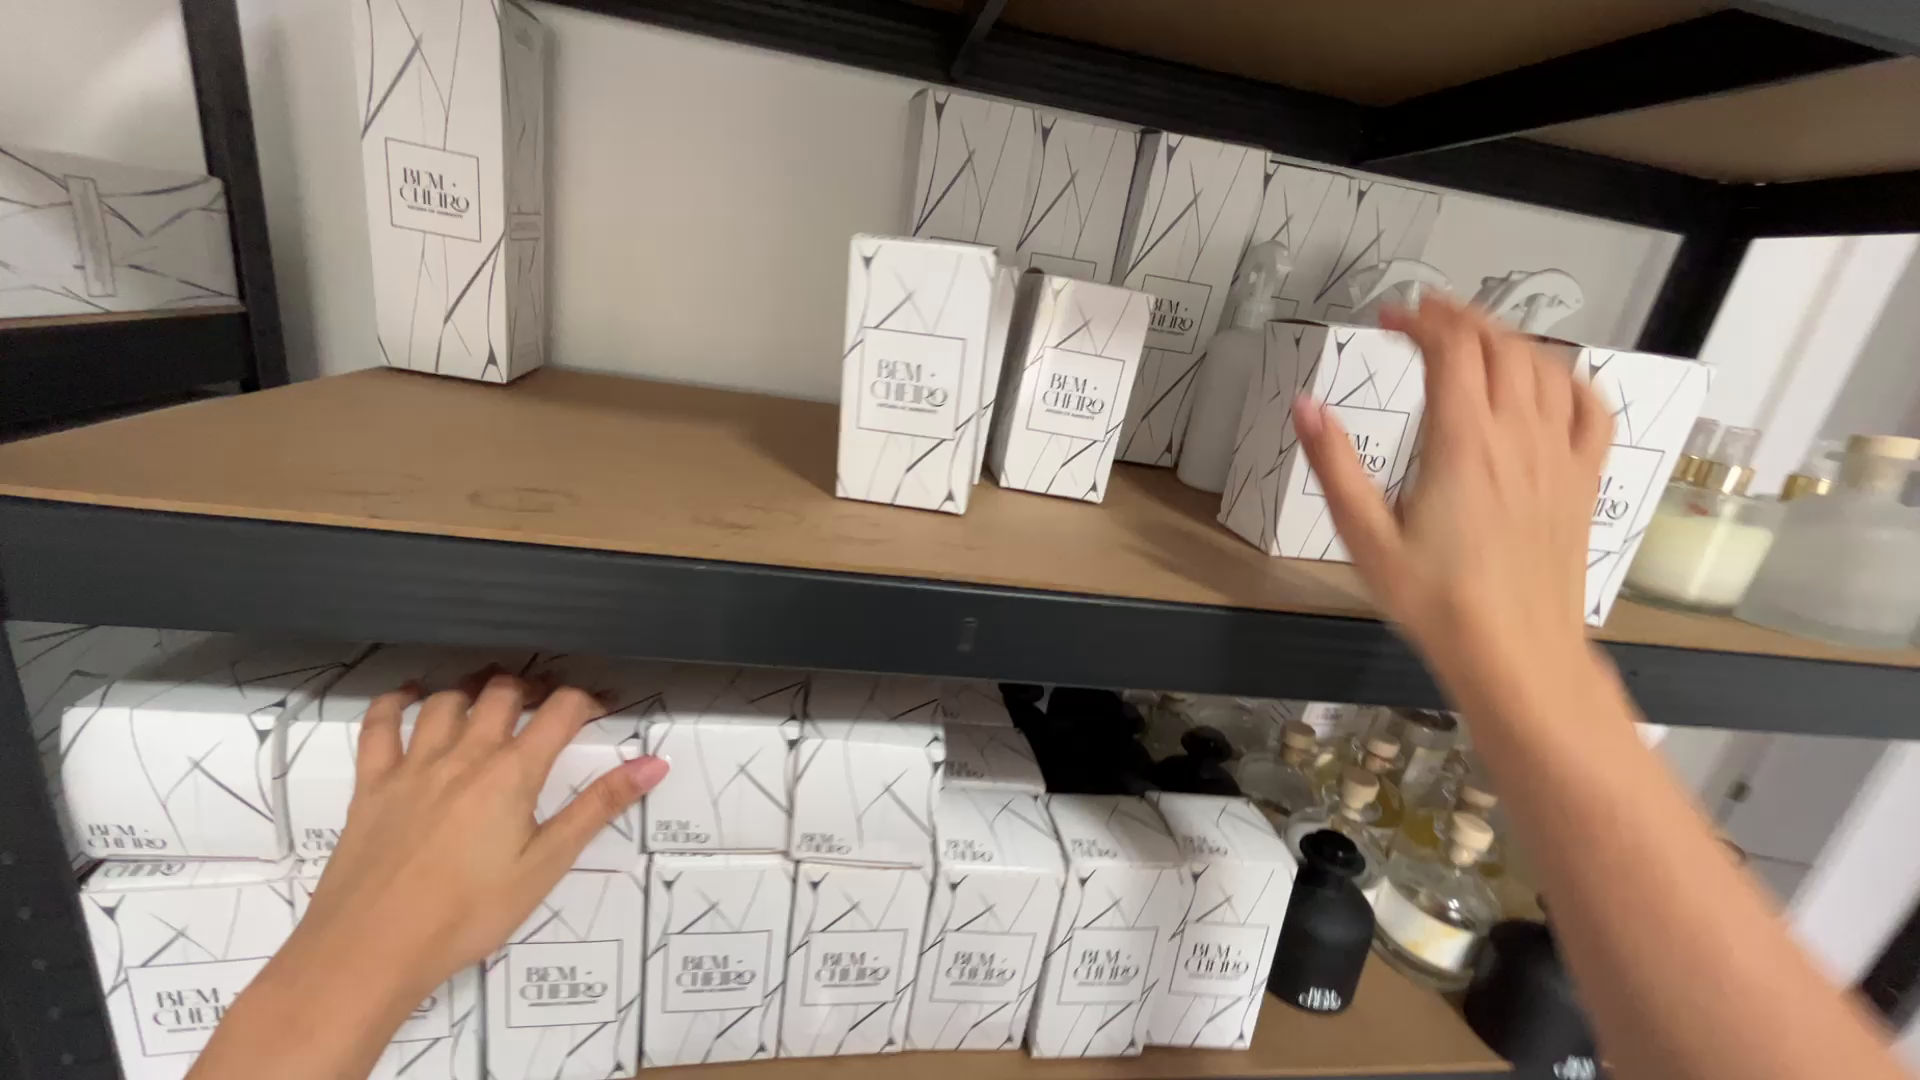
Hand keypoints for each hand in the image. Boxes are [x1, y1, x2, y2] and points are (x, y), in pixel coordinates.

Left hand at [291, 674, 669, 1003]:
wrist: (365, 957)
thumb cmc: (468, 914)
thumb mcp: (547, 864)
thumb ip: (600, 807)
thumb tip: (654, 764)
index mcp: (513, 773)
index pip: (562, 710)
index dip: (588, 700)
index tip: (602, 710)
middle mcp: (465, 755)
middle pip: (504, 693)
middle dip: (534, 687)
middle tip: (549, 702)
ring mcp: (412, 767)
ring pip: (447, 701)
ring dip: (475, 689)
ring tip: (492, 696)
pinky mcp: (370, 786)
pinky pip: (379, 727)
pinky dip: (396, 702)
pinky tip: (411, 696)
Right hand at [1296, 297, 1610, 681]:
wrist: (1514, 652)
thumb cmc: (1433, 599)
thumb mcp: (1363, 535)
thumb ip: (1334, 464)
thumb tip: (1305, 406)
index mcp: (1462, 444)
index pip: (1452, 352)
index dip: (1421, 321)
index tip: (1392, 316)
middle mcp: (1518, 437)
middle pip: (1500, 348)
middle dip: (1461, 318)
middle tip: (1425, 315)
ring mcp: (1559, 456)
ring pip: (1544, 367)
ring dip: (1507, 339)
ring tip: (1474, 336)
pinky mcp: (1582, 481)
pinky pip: (1589, 408)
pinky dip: (1566, 377)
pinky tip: (1546, 380)